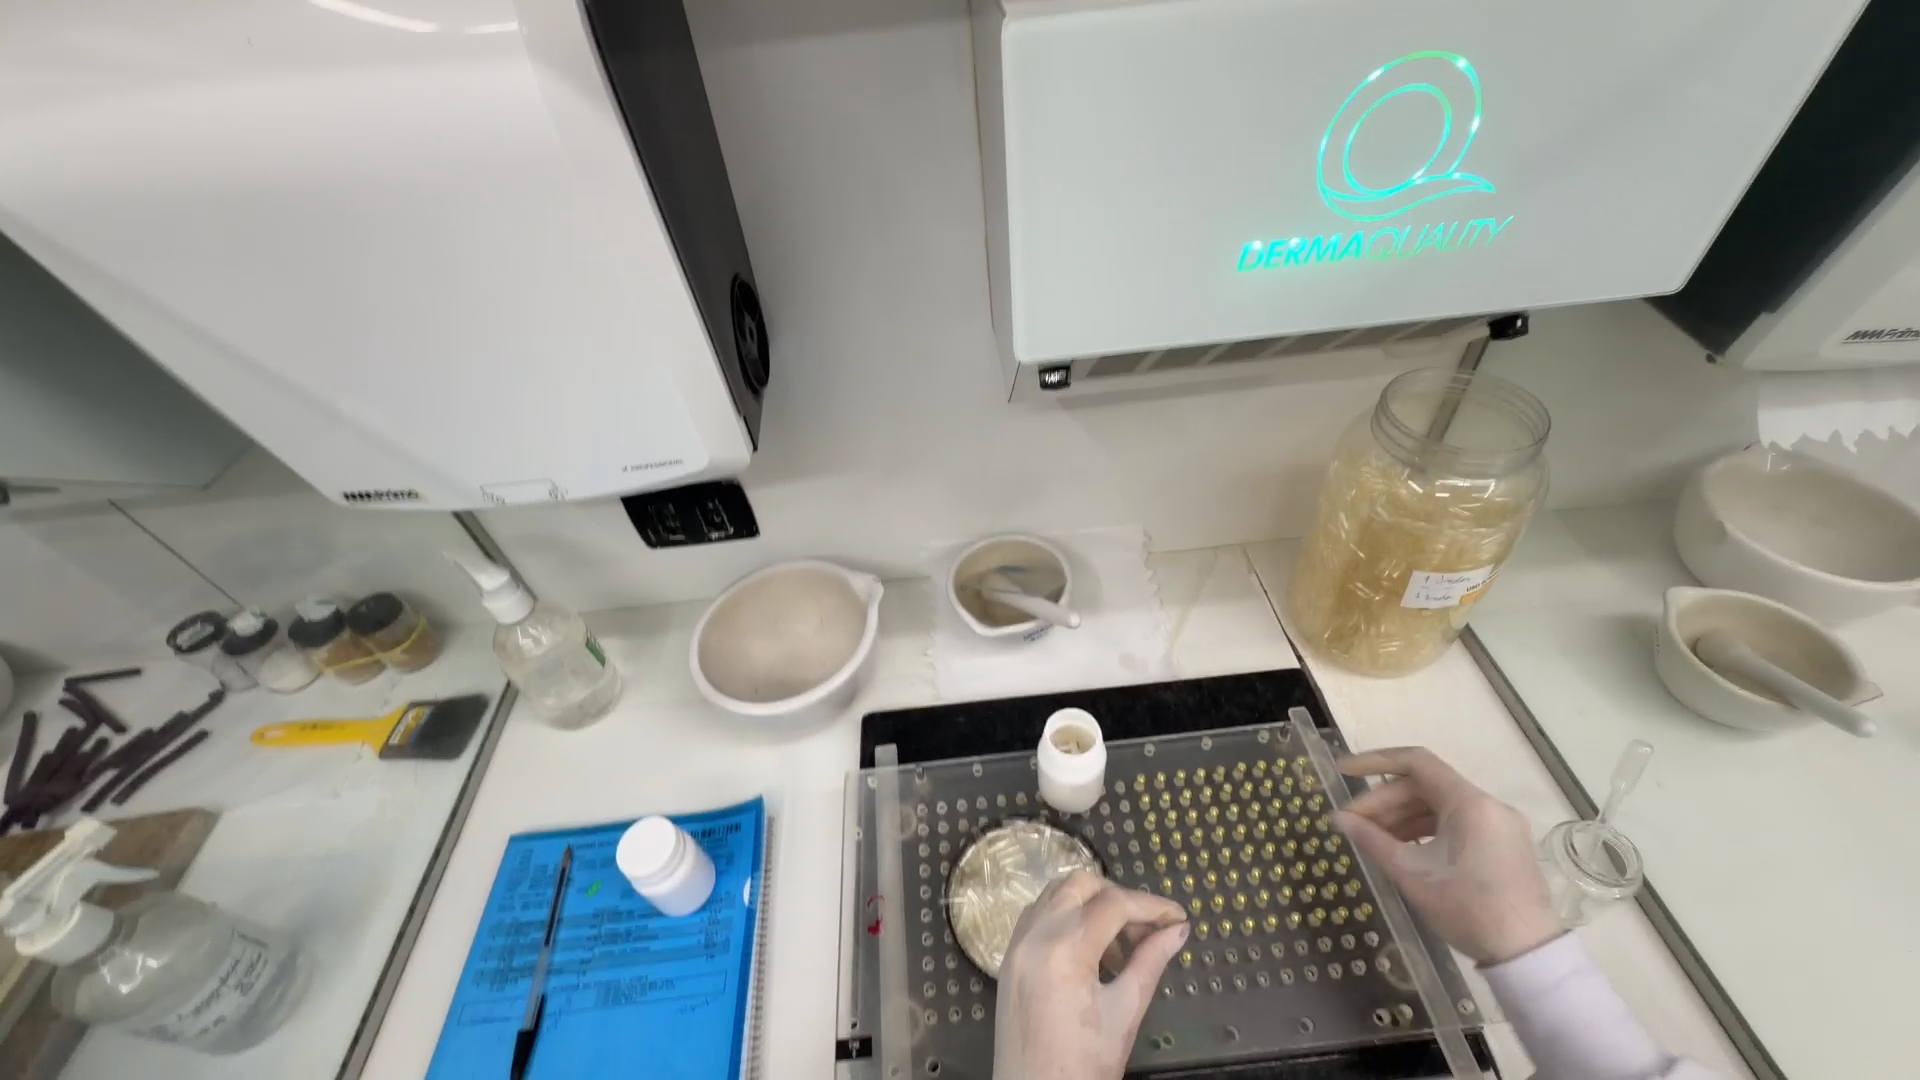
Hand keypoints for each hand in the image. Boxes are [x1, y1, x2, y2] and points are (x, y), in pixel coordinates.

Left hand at [993, 871, 1188, 1079]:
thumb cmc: (1084, 1067)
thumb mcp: (1125, 1013)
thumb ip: (1150, 962)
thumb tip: (1178, 930)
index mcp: (1064, 948)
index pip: (1114, 904)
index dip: (1151, 905)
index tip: (1177, 916)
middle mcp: (1035, 933)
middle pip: (1081, 884)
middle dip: (1118, 898)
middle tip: (1146, 931)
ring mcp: (1016, 942)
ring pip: (1056, 893)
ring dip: (1091, 903)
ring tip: (1119, 945)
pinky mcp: (1008, 955)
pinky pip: (1038, 914)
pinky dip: (1066, 915)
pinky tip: (1089, 948)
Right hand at [1332, 747, 1561, 965]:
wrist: (1531, 959)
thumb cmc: (1470, 910)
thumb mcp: (1412, 874)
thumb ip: (1371, 840)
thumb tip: (1337, 818)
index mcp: (1470, 804)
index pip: (1415, 762)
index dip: (1373, 761)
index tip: (1343, 772)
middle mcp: (1487, 805)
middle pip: (1423, 786)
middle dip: (1384, 802)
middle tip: (1353, 822)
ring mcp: (1498, 824)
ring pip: (1437, 806)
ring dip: (1401, 817)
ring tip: (1371, 837)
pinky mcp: (1502, 843)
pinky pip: (1454, 823)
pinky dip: (1423, 829)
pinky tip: (1401, 847)